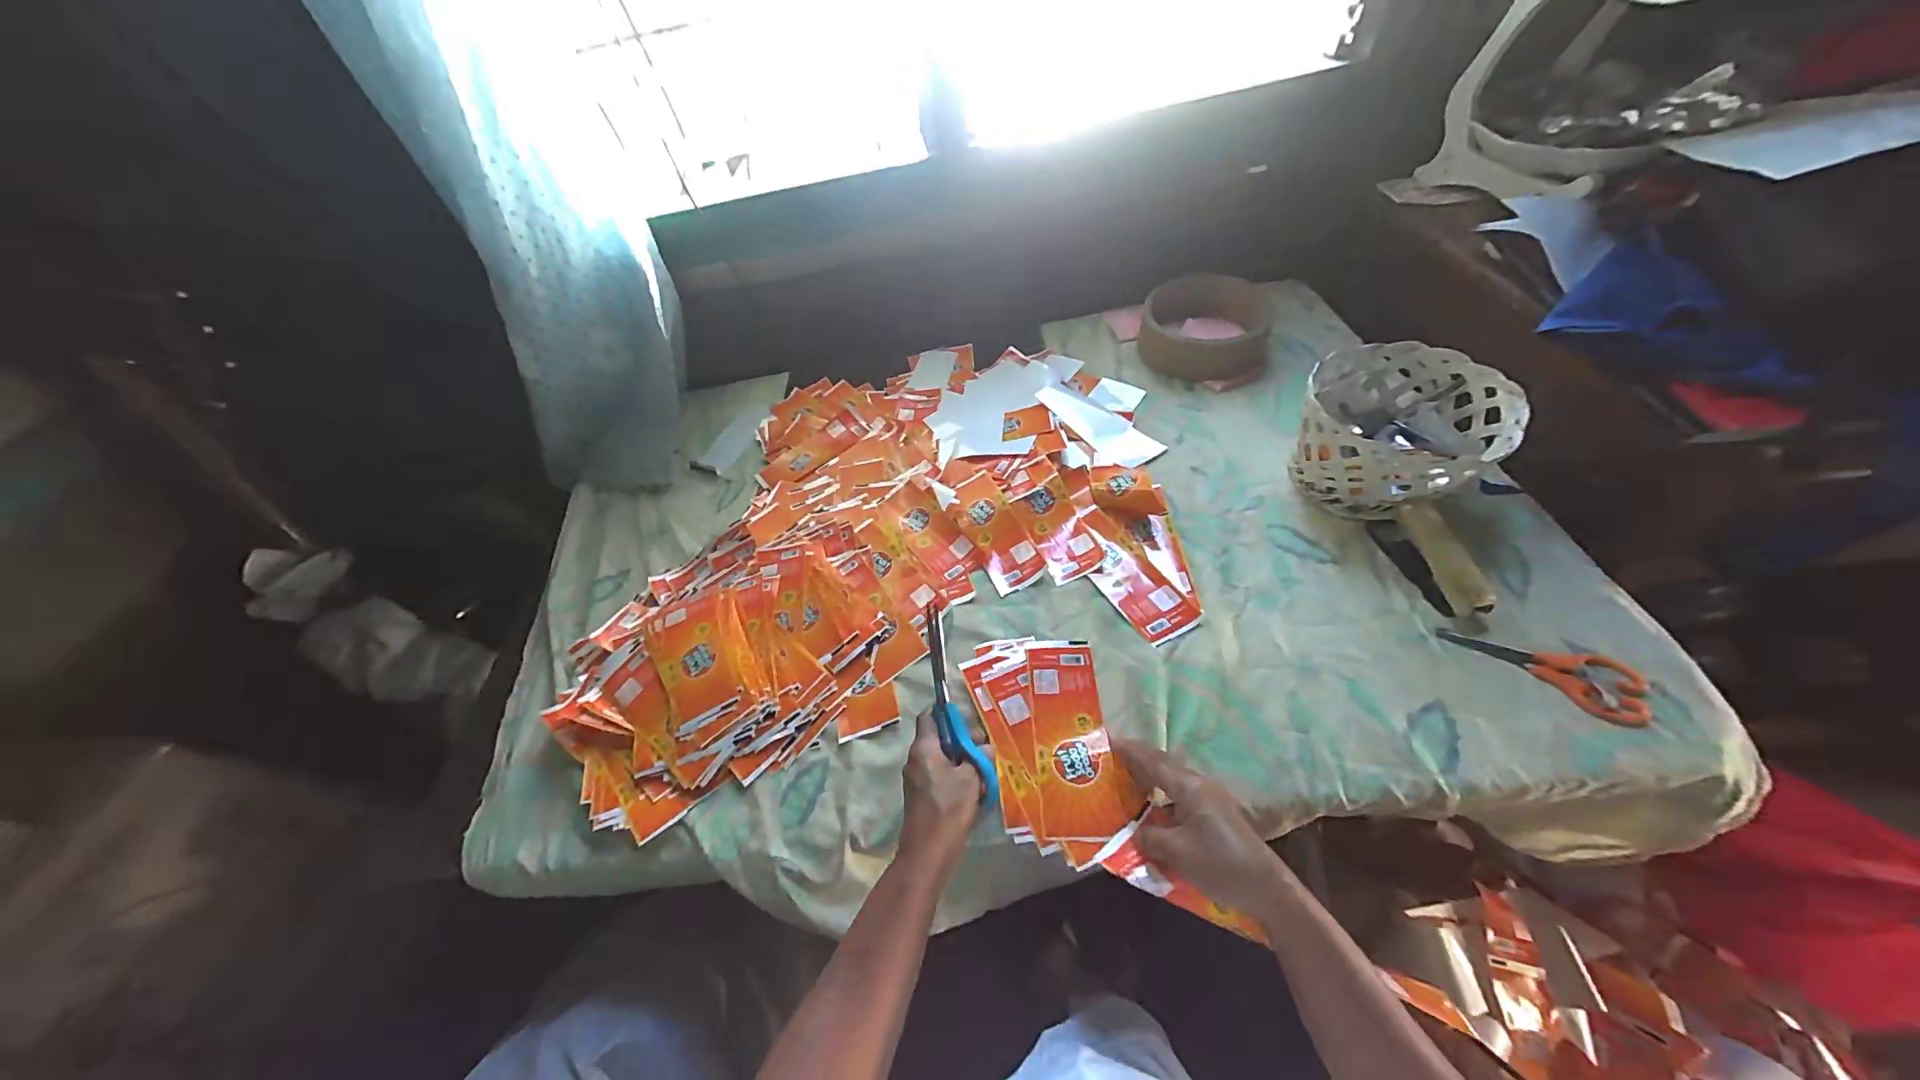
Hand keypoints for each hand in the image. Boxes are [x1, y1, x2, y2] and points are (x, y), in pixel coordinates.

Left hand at [898, 706, 981, 871]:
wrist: (928, 853)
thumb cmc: (948, 809)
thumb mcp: (971, 778)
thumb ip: (978, 757)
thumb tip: (985, 747)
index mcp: (923, 748)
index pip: (929, 717)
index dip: (946, 713)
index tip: (967, 718)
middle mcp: (916, 759)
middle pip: (939, 739)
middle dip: (963, 741)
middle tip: (985, 749)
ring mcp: (917, 779)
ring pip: (942, 760)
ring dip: (963, 762)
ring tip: (985, 771)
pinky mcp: (922, 796)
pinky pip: (941, 777)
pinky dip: (957, 778)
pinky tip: (976, 790)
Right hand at [1114, 738, 1293, 916]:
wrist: (1267, 889)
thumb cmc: (1220, 865)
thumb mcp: (1176, 853)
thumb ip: (1148, 837)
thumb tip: (1134, 832)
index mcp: (1190, 787)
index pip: (1152, 762)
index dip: (1128, 751)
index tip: (1106, 739)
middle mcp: (1200, 785)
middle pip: (1163, 764)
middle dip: (1137, 759)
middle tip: (1110, 757)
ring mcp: (1211, 799)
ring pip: (1172, 779)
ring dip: (1149, 777)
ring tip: (1125, 779)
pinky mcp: (1216, 814)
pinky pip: (1180, 795)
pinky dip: (1161, 794)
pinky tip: (1151, 807)